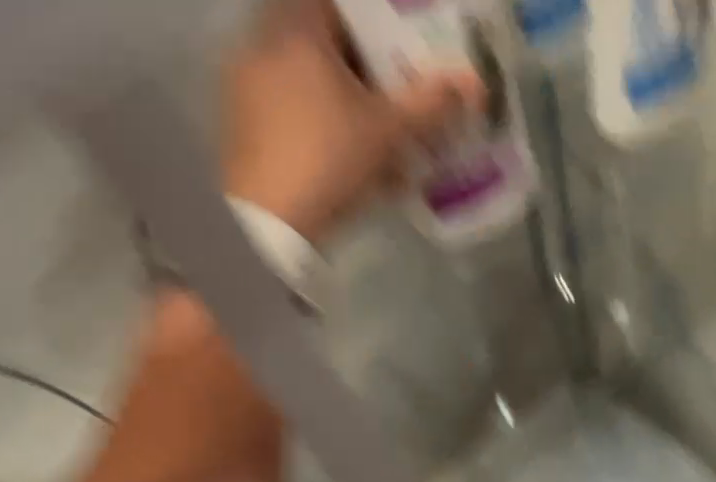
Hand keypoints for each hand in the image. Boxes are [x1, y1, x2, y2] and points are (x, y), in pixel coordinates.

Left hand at [223, 0, 482, 242]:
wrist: (267, 226)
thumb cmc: (329, 159)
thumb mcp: (388, 131)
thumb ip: (430, 104)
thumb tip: (474, 83)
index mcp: (295, 31)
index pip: (336, 5)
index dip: (372, 21)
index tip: (398, 46)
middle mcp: (262, 49)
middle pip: (322, 44)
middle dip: (363, 68)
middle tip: (397, 91)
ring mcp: (245, 91)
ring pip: (307, 84)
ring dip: (345, 104)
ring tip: (382, 136)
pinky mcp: (241, 132)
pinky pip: (289, 116)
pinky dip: (321, 131)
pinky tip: (353, 165)